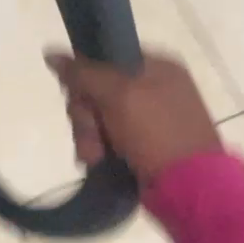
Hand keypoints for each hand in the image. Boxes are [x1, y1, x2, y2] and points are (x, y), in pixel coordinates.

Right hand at [48, 51, 221, 184]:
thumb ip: (82, 73)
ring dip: (88, 134)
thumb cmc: (157, 133)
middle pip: (96, 88)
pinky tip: (97, 160)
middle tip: (91, 131)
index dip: (85, 75)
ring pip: (97, 114)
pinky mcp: (143, 143)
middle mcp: (154, 88)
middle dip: (85, 113)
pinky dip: (98, 146)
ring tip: (94, 155)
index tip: (78, 93)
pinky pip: (107, 135)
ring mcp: (149, 117)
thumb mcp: (118, 95)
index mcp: (158, 67)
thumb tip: (50, 52)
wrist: (193, 190)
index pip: (104, 56)